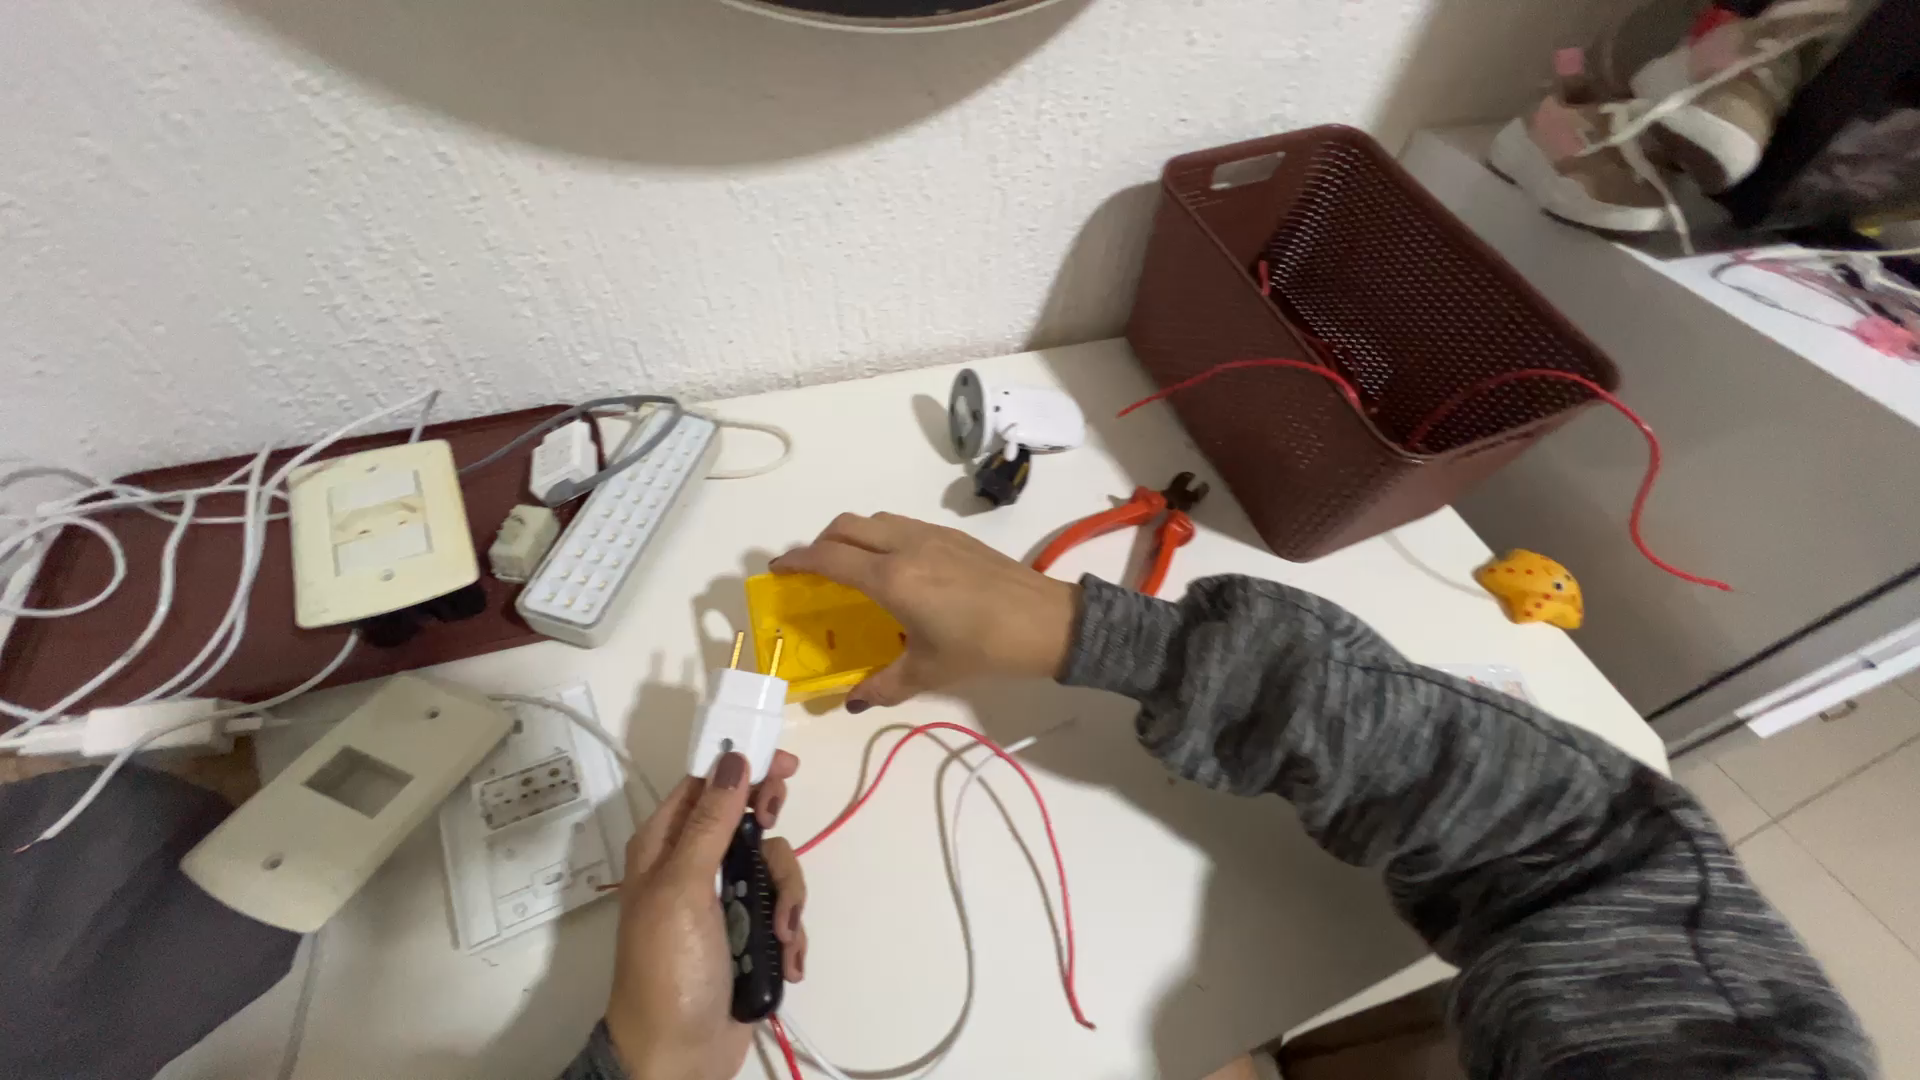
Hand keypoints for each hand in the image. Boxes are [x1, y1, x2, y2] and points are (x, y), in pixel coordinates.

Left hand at [605, 750, 806, 1079]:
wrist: (679, 1060)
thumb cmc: (669, 967)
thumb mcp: (684, 887)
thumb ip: (711, 820)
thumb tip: (734, 756)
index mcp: (667, 845)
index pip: (708, 783)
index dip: (744, 767)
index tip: (782, 765)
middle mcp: (696, 863)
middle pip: (747, 816)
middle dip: (769, 827)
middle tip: (772, 829)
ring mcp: (726, 898)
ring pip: (774, 862)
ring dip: (786, 895)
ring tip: (780, 933)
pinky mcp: (751, 929)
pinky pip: (784, 905)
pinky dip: (791, 928)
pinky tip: (786, 957)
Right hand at [770, 512, 1078, 709]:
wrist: (1045, 621)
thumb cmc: (983, 648)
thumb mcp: (928, 673)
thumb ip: (882, 686)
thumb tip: (852, 703)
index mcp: (892, 578)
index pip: (830, 558)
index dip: (797, 561)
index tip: (778, 570)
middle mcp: (906, 545)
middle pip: (847, 526)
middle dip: (821, 543)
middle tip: (811, 570)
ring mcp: (932, 535)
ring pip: (876, 520)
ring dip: (852, 535)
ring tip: (850, 566)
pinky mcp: (954, 536)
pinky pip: (902, 525)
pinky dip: (881, 535)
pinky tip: (894, 566)